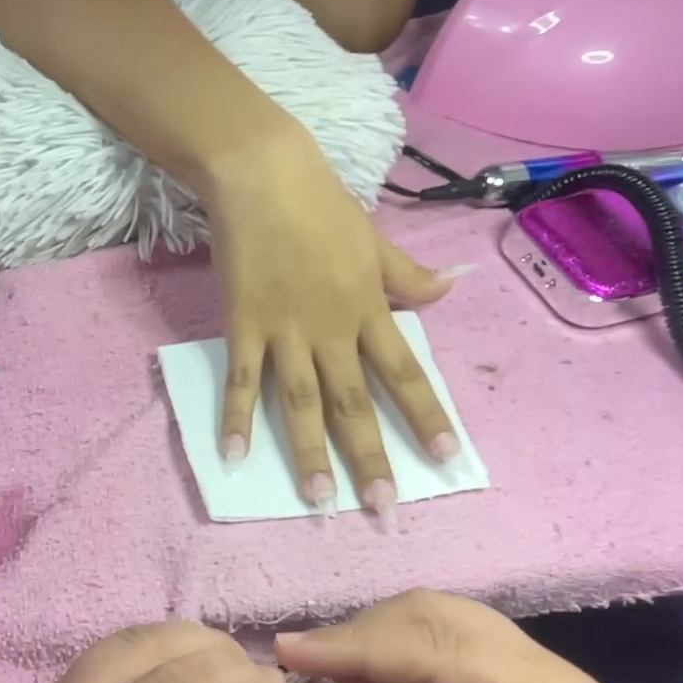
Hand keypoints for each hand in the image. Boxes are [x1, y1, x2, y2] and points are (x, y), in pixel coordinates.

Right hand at [208, 126, 459, 525]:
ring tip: (318, 500)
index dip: (426, 416)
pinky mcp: (243, 326)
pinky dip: (237, 418)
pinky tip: (236, 458)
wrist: (263, 174)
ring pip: (302, 402)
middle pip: (355, 402)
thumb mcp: (374, 237)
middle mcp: (332, 328)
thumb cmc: (320, 203)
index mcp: (368, 307)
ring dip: (310, 453)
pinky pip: (242, 381)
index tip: (447, 458)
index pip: (406, 371)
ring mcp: (285, 330)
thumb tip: (444, 296)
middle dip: (370, 456)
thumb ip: (405, 274)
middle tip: (383, 507)